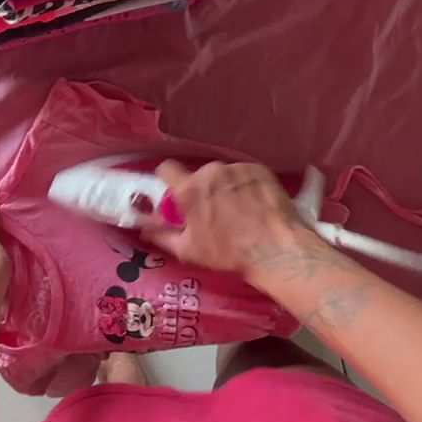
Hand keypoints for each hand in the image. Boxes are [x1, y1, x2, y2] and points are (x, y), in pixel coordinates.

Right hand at [143, 160, 316, 278]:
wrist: (277, 251)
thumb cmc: (229, 253)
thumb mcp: (189, 250)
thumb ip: (162, 236)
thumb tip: (144, 229)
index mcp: (189, 189)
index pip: (166, 169)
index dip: (168, 180)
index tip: (175, 193)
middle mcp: (211, 171)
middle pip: (199, 175)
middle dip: (202, 189)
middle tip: (212, 211)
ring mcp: (237, 168)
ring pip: (224, 175)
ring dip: (225, 187)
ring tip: (239, 209)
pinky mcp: (260, 170)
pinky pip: (245, 174)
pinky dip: (246, 186)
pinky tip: (255, 204)